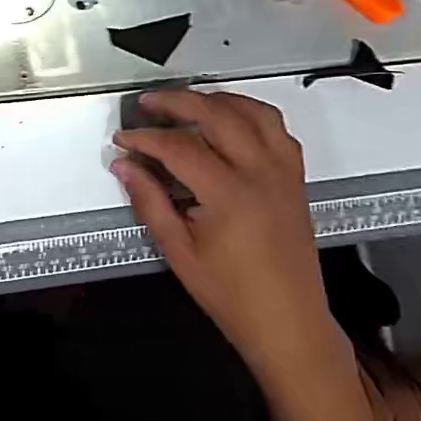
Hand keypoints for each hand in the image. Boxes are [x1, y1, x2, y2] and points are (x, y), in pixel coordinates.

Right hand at [112, 91, 351, 389]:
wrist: (287, 322)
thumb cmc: (235, 296)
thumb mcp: (179, 251)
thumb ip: (150, 202)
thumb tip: (127, 168)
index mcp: (231, 195)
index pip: (180, 147)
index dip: (146, 138)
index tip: (125, 140)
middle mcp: (262, 174)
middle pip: (218, 114)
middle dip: (178, 101)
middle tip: (150, 103)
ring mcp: (284, 173)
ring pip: (254, 111)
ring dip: (218, 99)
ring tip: (189, 101)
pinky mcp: (295, 178)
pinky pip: (278, 128)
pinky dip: (252, 113)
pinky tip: (232, 120)